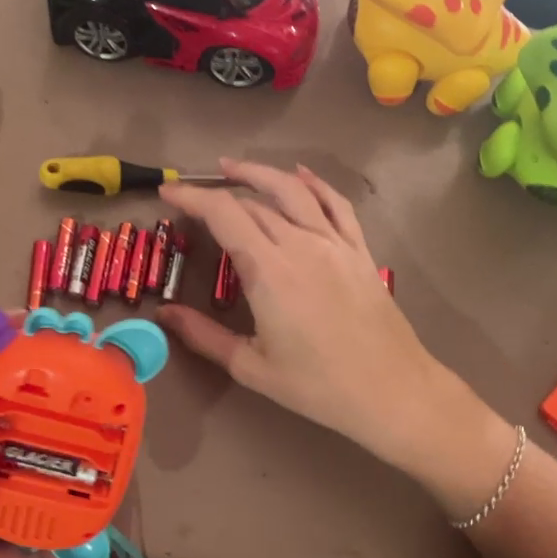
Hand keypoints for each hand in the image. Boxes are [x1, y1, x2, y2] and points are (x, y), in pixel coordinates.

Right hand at [157, 159, 493, 474]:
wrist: (392, 390)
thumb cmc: (318, 386)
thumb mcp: (252, 367)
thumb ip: (205, 337)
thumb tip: (165, 314)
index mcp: (269, 271)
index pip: (224, 214)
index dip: (193, 198)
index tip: (169, 193)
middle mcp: (301, 245)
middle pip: (254, 202)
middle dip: (218, 192)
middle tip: (193, 195)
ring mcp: (335, 244)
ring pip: (294, 192)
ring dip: (260, 174)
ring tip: (233, 167)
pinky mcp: (360, 251)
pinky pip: (336, 205)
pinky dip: (315, 184)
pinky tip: (300, 174)